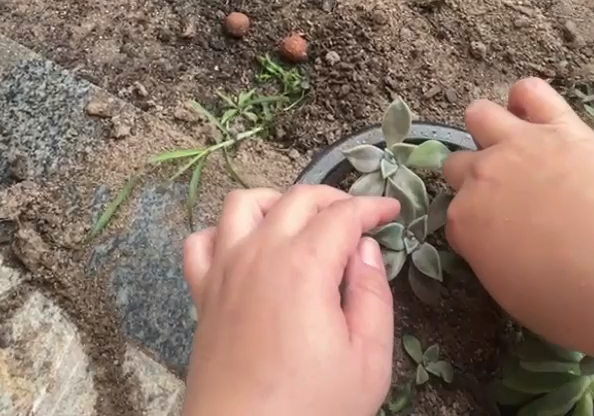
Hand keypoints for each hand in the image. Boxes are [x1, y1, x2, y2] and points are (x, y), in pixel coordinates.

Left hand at [180, 187, 401, 415]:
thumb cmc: (312, 410)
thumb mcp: (368, 362)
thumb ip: (373, 296)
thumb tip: (365, 249)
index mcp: (305, 264)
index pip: (343, 215)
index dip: (371, 207)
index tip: (391, 210)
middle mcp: (260, 251)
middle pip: (297, 198)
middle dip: (333, 199)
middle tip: (358, 220)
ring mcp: (225, 267)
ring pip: (244, 203)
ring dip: (276, 202)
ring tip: (300, 224)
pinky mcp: (202, 290)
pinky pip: (201, 241)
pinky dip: (222, 233)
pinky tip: (243, 249)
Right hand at [442, 78, 593, 353]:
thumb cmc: (580, 306)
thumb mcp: (517, 296)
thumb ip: (492, 258)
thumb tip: (497, 244)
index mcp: (465, 223)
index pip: (455, 214)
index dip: (478, 224)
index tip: (501, 237)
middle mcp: (481, 176)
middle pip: (458, 163)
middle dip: (478, 178)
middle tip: (512, 198)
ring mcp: (516, 145)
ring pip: (479, 114)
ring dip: (492, 131)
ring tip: (519, 150)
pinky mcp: (557, 125)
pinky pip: (530, 90)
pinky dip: (530, 100)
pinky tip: (542, 119)